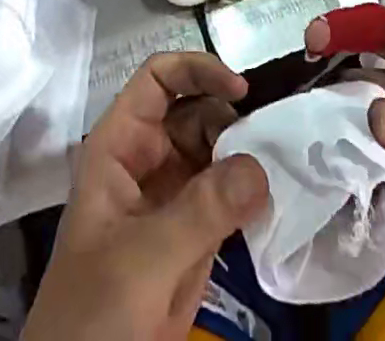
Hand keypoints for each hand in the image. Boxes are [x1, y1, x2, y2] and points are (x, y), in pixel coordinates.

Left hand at [23, 53, 269, 340]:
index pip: (156, 80)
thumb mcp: (144, 258)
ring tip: (288, 164)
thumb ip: (201, 211)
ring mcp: (170, 195)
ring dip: (248, 153)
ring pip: (215, 150)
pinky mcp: (193, 230)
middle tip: (277, 140)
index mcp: (119, 146)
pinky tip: (280, 197)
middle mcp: (146, 159)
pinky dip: (252, 190)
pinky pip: (227, 193)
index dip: (195, 71)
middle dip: (232, 117)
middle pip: (194, 111)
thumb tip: (260, 166)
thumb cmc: (96, 311)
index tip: (241, 90)